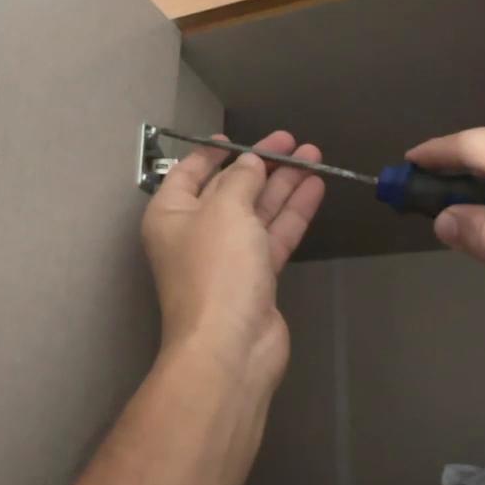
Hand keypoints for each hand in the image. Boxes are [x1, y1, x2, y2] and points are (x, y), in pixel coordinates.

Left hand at [141, 132, 325, 390]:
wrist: (229, 347)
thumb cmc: (215, 271)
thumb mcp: (225, 211)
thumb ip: (240, 180)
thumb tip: (249, 163)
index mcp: (170, 215)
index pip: (188, 174)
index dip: (210, 153)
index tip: (233, 137)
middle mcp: (195, 234)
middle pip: (230, 189)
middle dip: (261, 165)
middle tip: (292, 142)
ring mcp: (226, 258)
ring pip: (257, 212)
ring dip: (284, 185)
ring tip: (314, 157)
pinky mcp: (255, 278)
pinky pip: (274, 236)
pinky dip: (293, 212)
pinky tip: (314, 189)